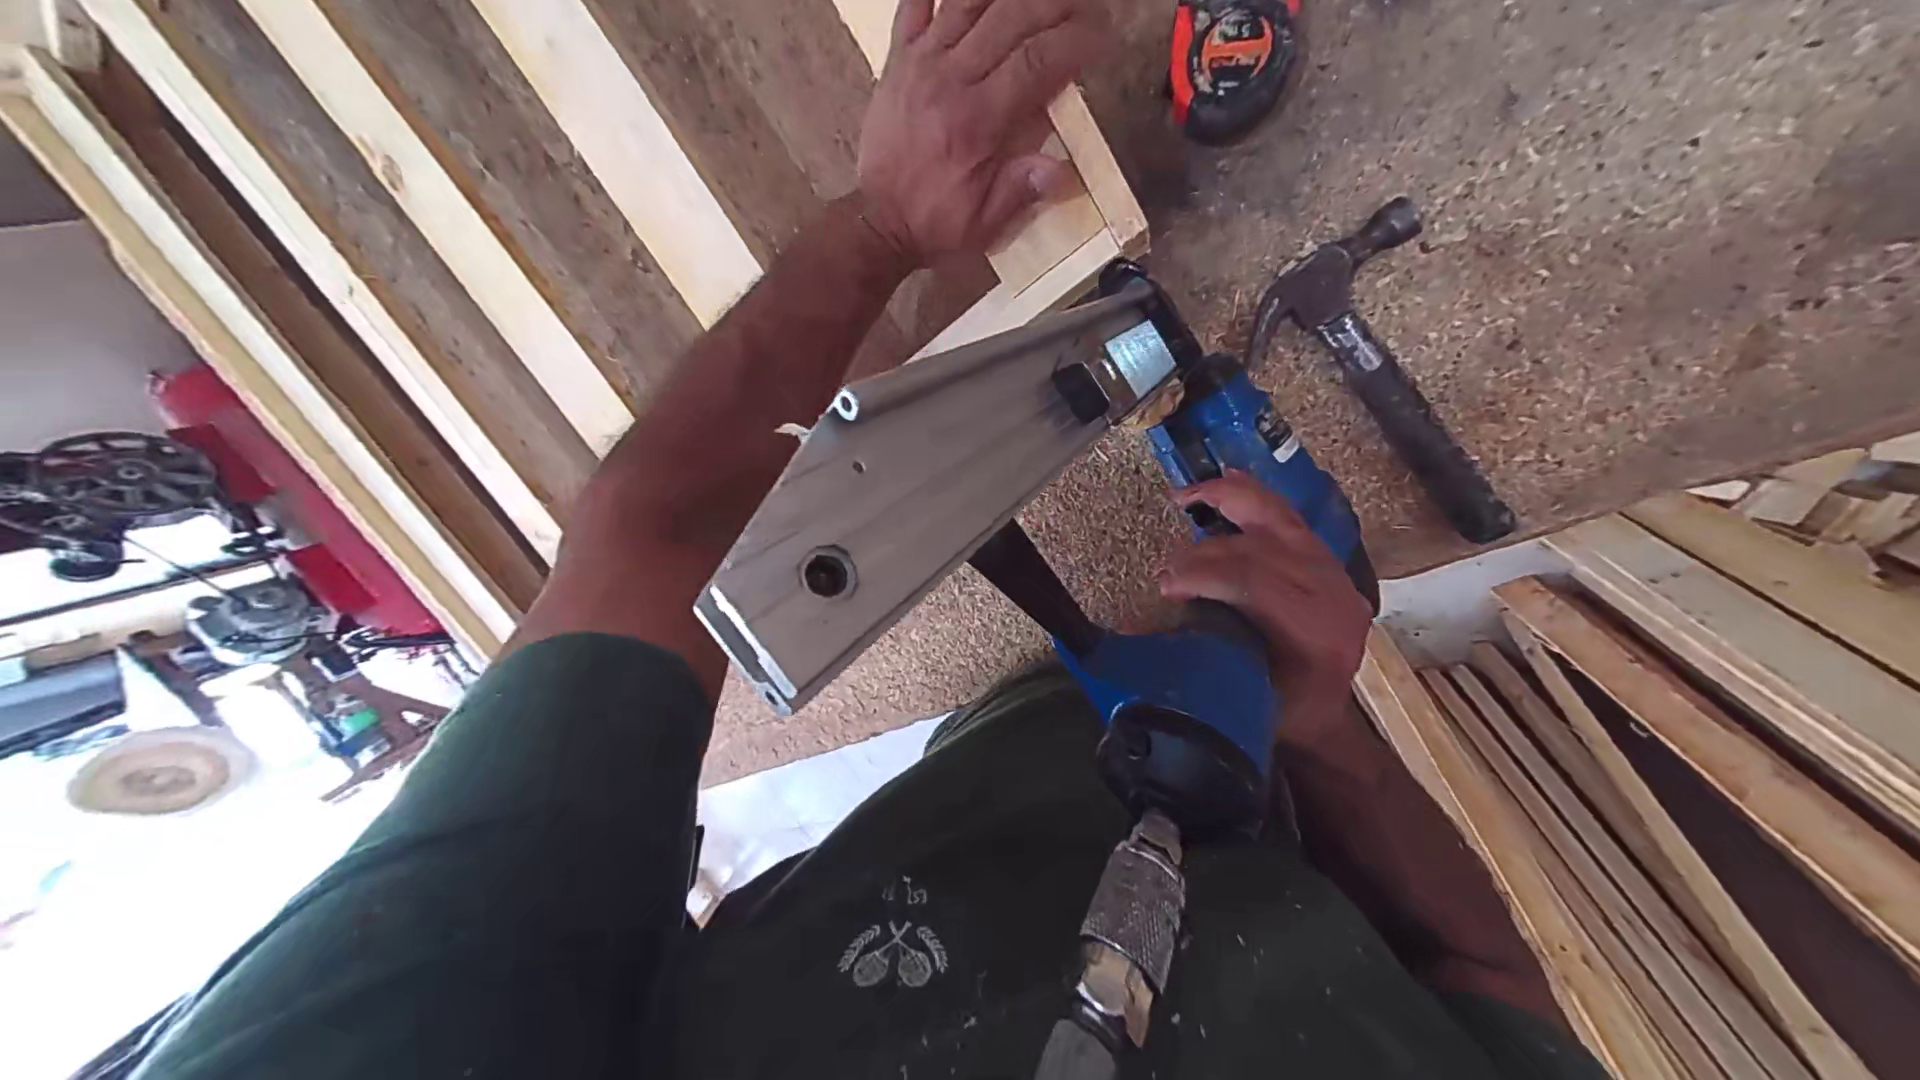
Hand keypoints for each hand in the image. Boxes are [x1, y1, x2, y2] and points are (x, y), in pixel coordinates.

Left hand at [857, 0, 1111, 264]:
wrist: (878, 222)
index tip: (1103, 39)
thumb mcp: (984, 223)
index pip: (1037, 61)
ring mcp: (921, 62)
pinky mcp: (898, 60)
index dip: (1076, 42)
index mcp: (978, 121)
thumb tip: (1062, 170)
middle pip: (1012, 15)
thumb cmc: (935, 224)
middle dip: (1057, 3)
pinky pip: (917, 2)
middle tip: (1085, 6)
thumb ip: (1021, 190)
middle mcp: (951, 78)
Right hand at [1159, 472, 1373, 707]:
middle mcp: (1333, 593)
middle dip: (1205, 552)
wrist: (1323, 715)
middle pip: (1261, 548)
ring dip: (1228, 501)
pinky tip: (1228, 481)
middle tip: (1166, 567)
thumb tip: (1135, 628)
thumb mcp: (1243, 698)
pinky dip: (1253, 497)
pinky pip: (1287, 516)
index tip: (1165, 585)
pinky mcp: (1325, 559)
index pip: (1255, 583)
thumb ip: (1202, 660)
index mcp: (1318, 633)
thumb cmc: (1280, 713)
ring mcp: (1334, 571)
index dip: (1204, 575)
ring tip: (1185, 496)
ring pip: (1277, 519)